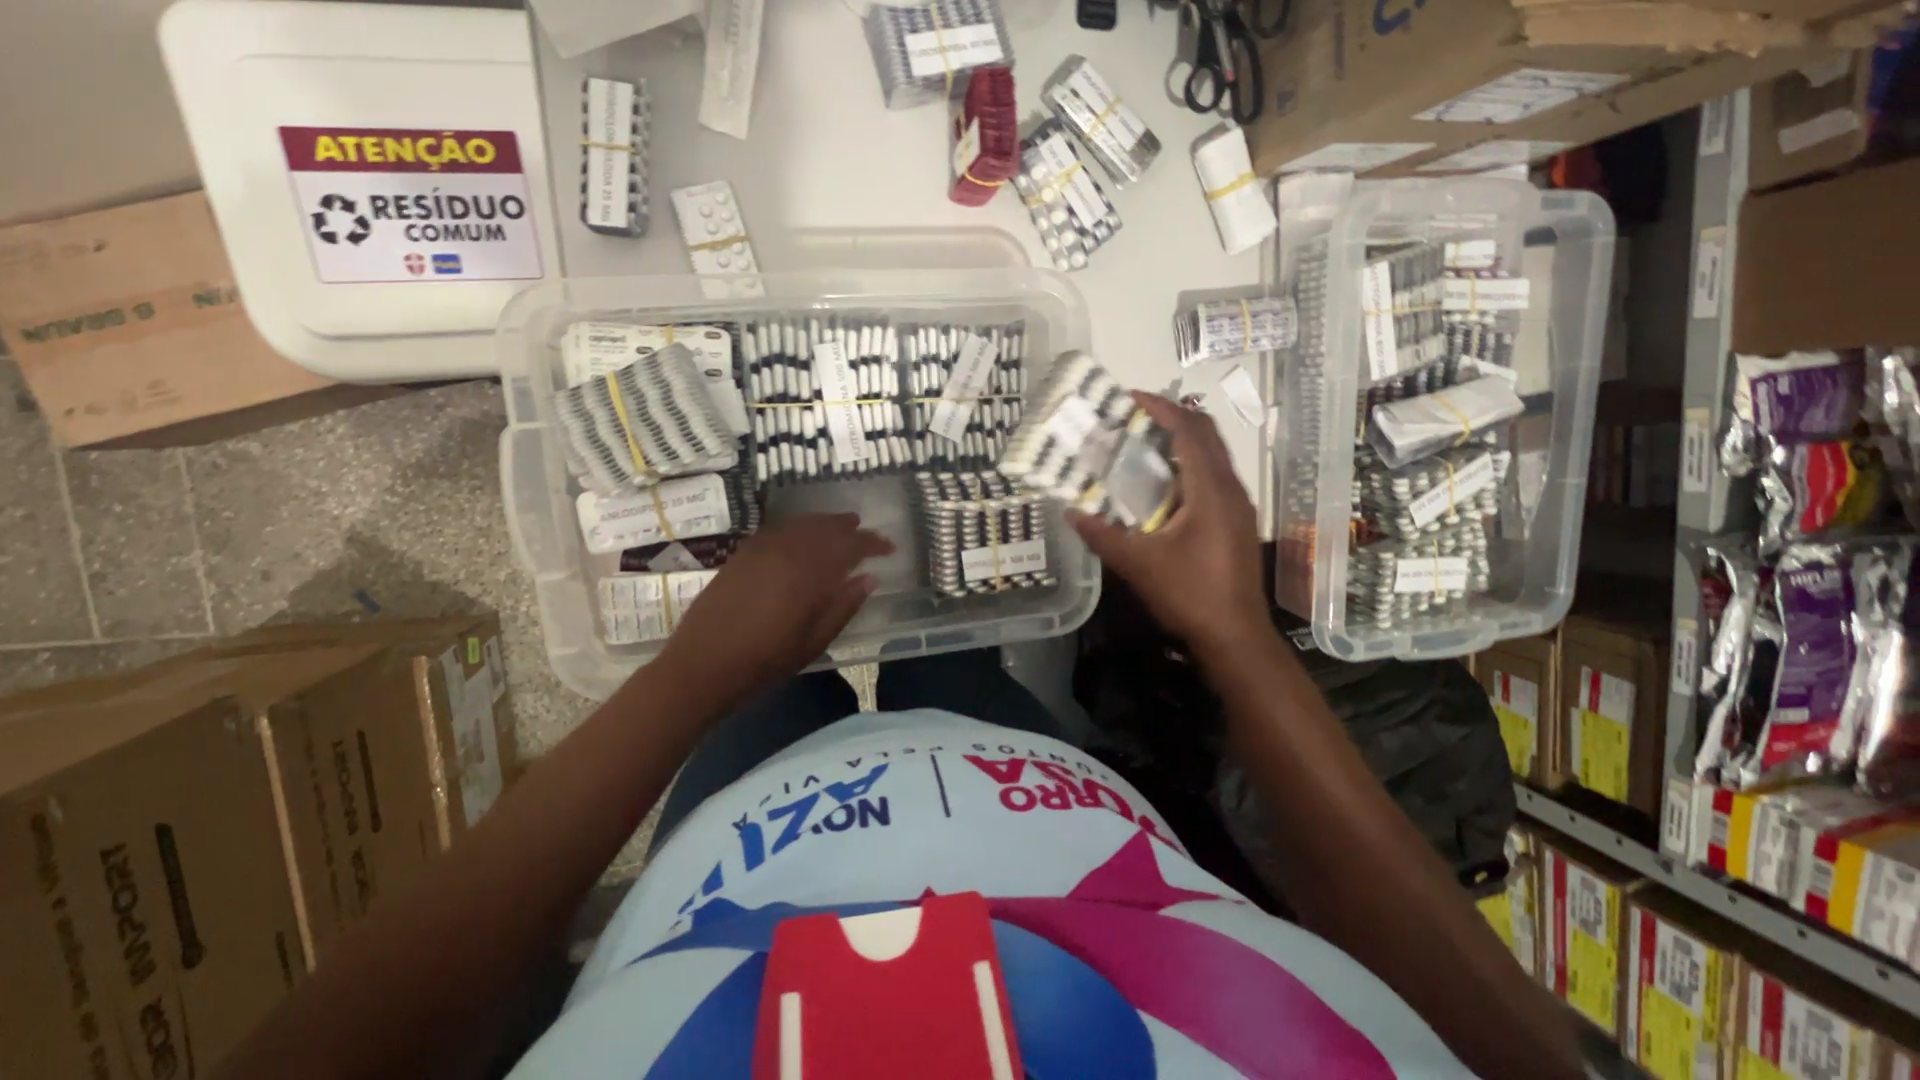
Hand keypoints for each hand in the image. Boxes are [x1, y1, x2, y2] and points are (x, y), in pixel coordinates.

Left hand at [660, 513, 893, 693]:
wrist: (703, 664)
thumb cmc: (765, 662)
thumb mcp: (814, 642)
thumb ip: (843, 607)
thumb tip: (869, 579)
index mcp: (810, 576)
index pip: (850, 547)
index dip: (872, 544)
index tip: (889, 548)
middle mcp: (788, 553)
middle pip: (824, 529)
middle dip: (848, 527)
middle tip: (864, 530)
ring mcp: (761, 551)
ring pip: (800, 525)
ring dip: (822, 522)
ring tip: (838, 525)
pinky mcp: (741, 554)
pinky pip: (776, 530)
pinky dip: (795, 526)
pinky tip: (800, 534)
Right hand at [1067, 392, 1269, 651]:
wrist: (1235, 635)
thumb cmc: (1189, 594)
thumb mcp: (1138, 564)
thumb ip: (1103, 535)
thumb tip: (1072, 514)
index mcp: (1210, 489)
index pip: (1189, 430)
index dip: (1161, 408)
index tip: (1130, 398)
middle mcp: (1231, 489)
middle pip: (1206, 435)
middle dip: (1171, 419)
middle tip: (1134, 420)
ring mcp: (1239, 506)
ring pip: (1213, 456)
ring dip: (1181, 443)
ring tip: (1142, 447)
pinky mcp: (1238, 523)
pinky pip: (1214, 478)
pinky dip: (1189, 467)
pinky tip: (1163, 488)